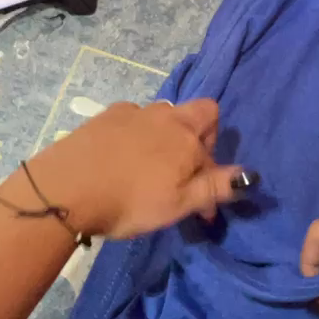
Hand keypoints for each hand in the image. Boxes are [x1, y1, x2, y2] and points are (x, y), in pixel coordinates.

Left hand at [19, 99, 245, 239]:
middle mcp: (165, 115)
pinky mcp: (105, 116)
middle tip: (179, 176)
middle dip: (196, 139)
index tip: (201, 206)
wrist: (66, 188)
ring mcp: (133, 112)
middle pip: (195, 114)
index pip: (215, 144)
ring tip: (147, 171)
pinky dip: (136, 137)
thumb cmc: (129, 200)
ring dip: (165, 139)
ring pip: (162, 118)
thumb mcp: (178, 203)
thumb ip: (215, 187)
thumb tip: (251, 175)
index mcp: (187, 135)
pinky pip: (133, 121)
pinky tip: (120, 160)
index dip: (214, 173)